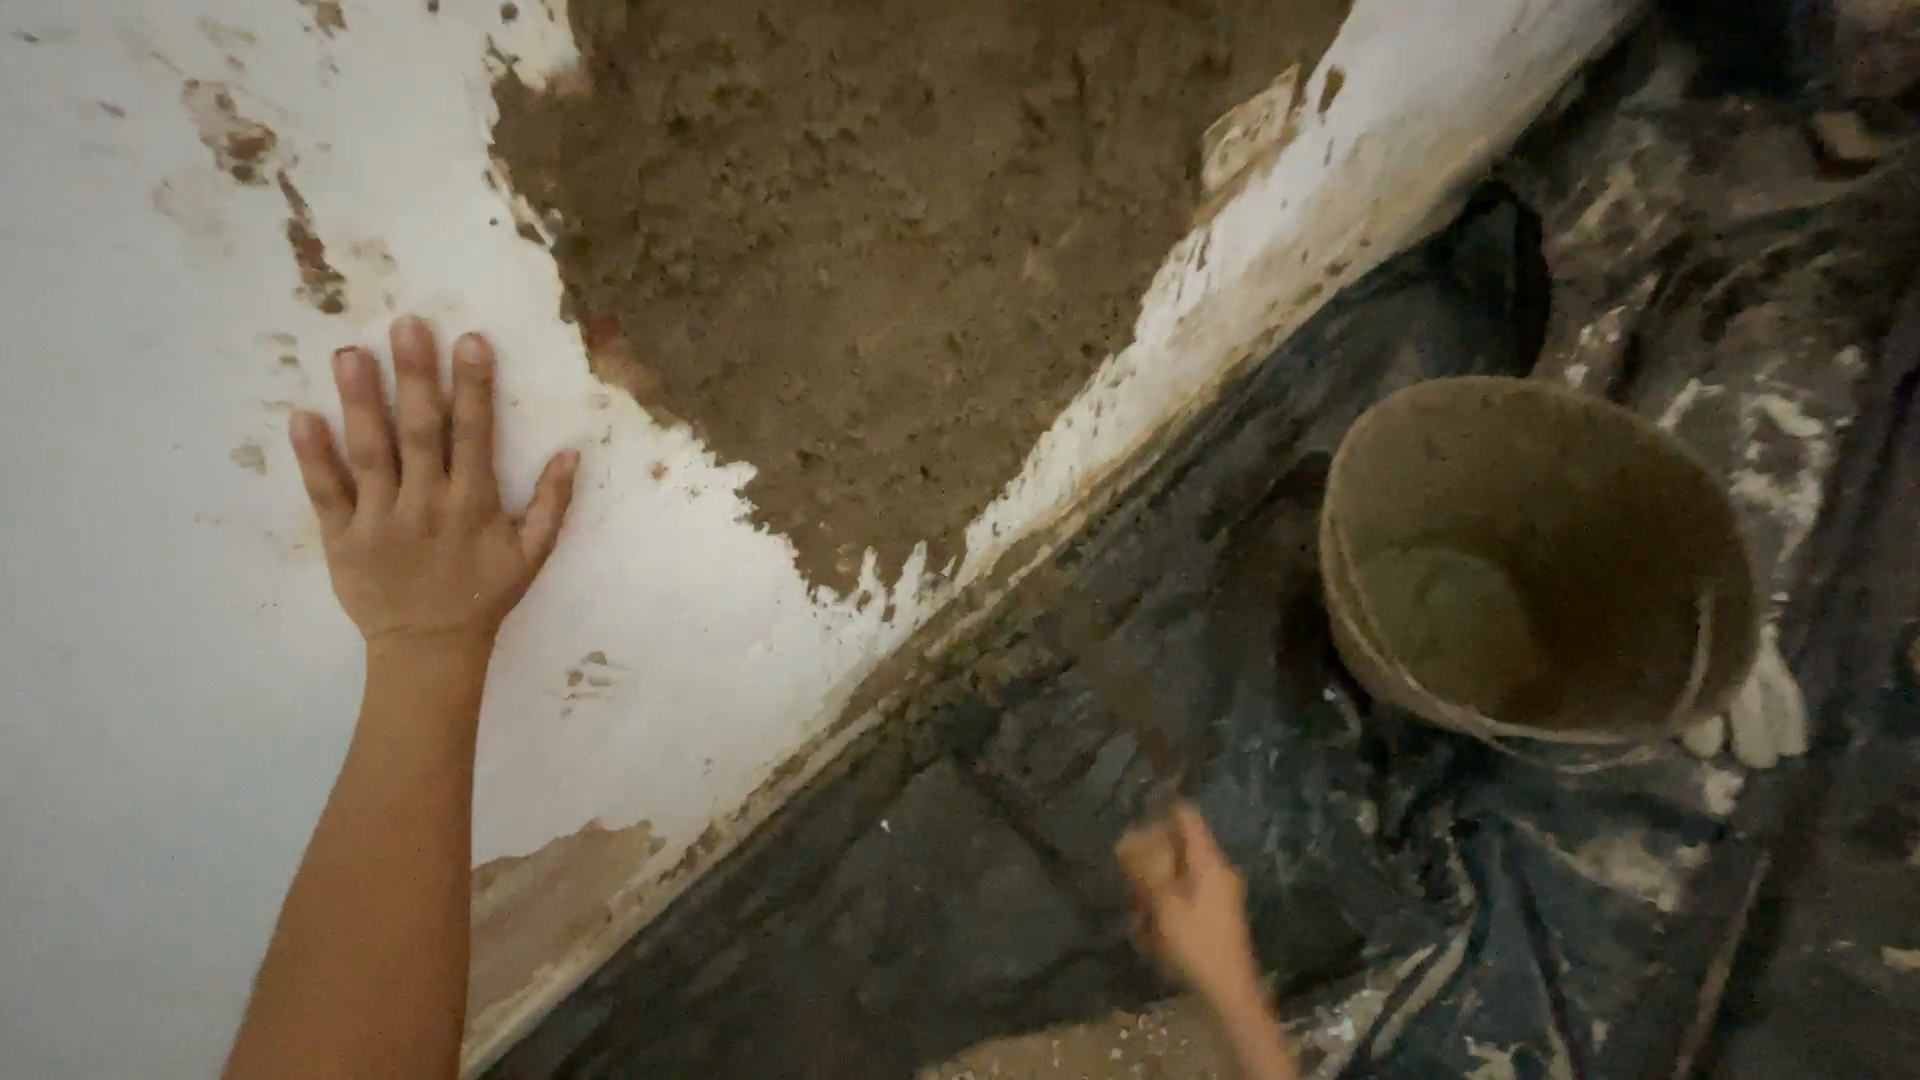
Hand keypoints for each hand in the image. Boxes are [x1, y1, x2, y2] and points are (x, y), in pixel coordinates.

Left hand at [289, 315, 578, 654]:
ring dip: (362, 402)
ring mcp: (380, 518)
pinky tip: (303, 416)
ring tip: (352, 354)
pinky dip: (313, 456)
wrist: (430, 645)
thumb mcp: (534, 553)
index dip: (475, 387)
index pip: (476, 435)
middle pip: (422, 432)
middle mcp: (428, 503)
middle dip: (418, 377)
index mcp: (475, 504)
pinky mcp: (342, 536)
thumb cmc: (486, 592)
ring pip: (371, 453)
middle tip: (409, 326)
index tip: (471, 342)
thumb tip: (571, 454)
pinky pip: (325, 492)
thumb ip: (553, 503)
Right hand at [1117, 801, 1261, 1006]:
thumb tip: (1126, 843)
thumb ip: (1145, 871)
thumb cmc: (1196, 943)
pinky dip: (1169, 899)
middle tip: (1129, 869)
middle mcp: (1218, 869)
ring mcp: (1221, 891)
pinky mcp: (1218, 912)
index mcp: (1209, 861)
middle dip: (1153, 853)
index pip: (1187, 815)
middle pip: (1182, 844)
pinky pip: (1188, 891)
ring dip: (1158, 881)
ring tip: (1139, 906)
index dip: (1163, 807)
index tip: (1137, 810)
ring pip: (1182, 870)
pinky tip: (1153, 925)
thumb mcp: (1164, 905)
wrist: (1230, 993)